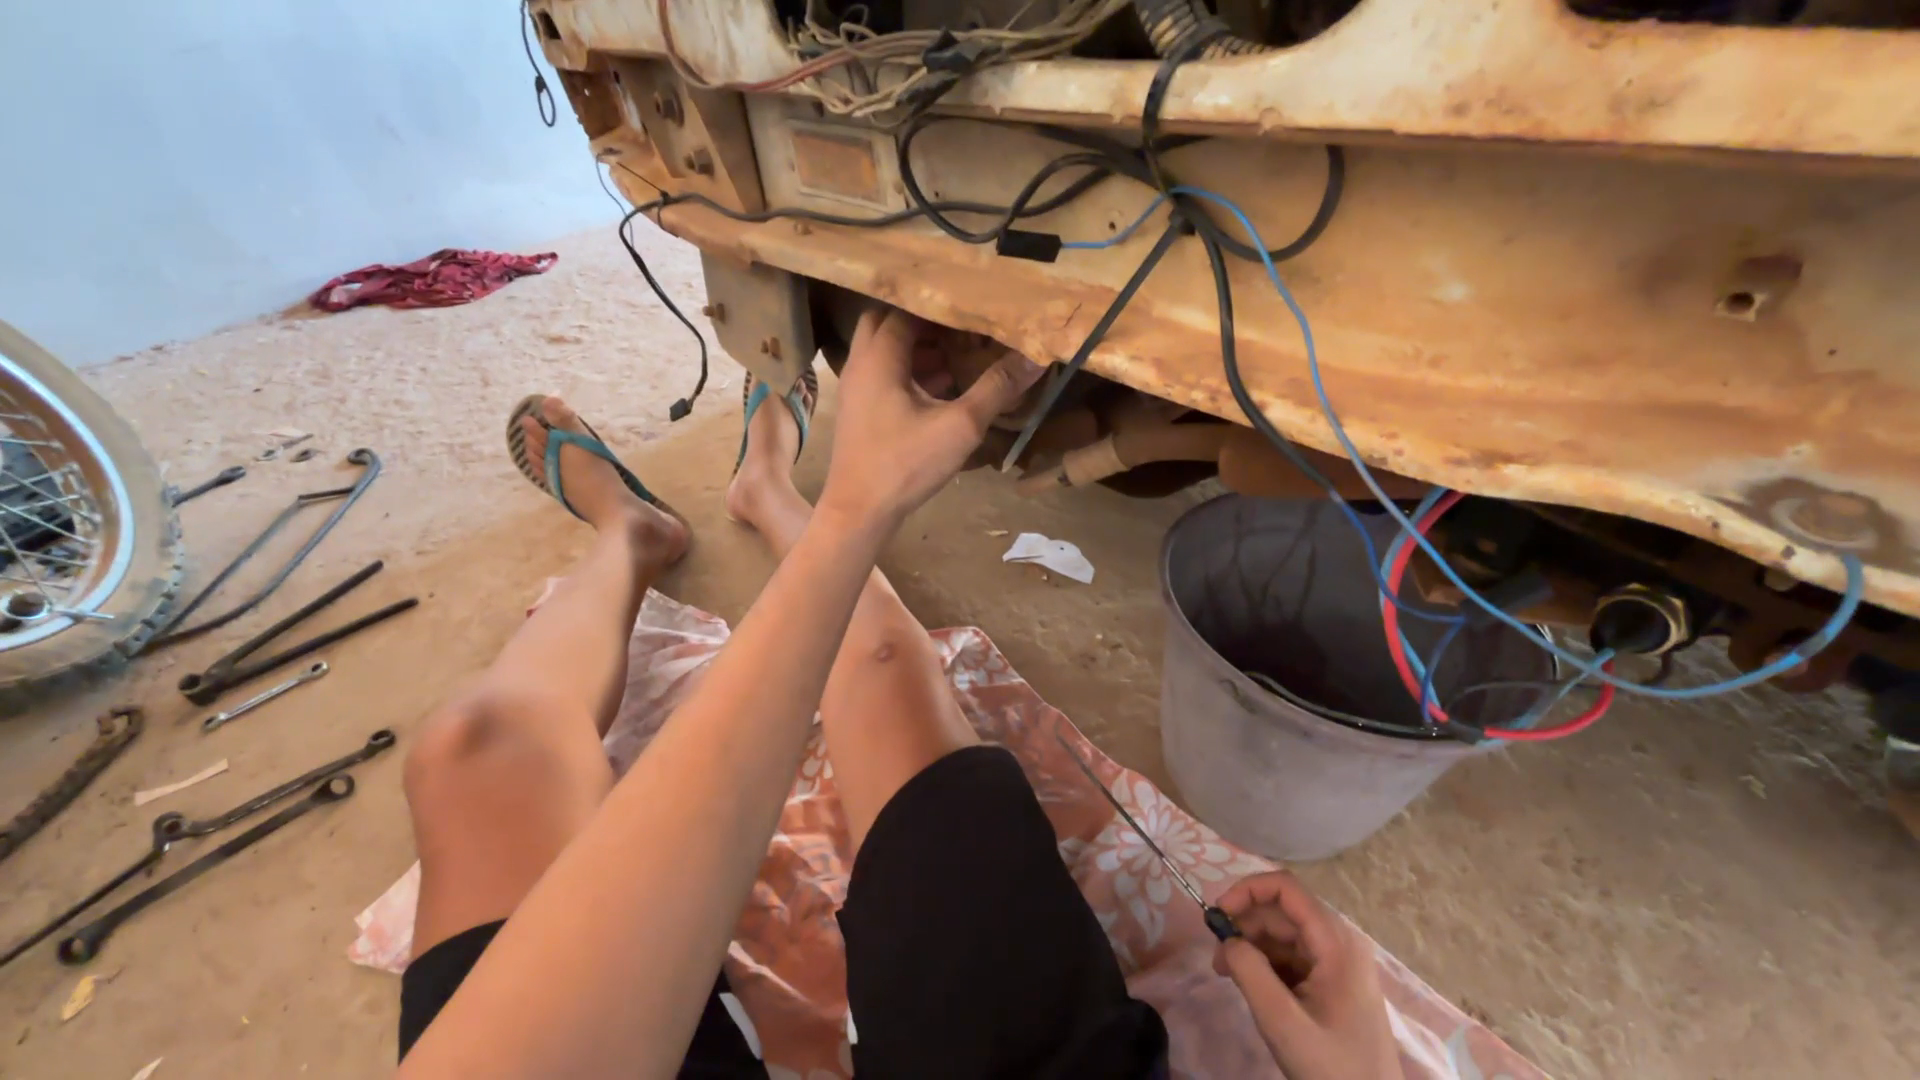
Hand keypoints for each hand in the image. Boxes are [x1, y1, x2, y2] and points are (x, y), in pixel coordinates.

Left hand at [818, 306, 1042, 526]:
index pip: (907, 307)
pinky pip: (884, 375)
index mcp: (879, 357)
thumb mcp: (960, 426)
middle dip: (925, 322)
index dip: (941, 305)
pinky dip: (910, 371)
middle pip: (889, 322)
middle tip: (962, 328)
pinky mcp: (860, 410)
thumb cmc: (905, 464)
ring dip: (919, 348)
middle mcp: (861, 364)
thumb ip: (997, 388)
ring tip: (960, 353)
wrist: (859, 511)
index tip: (974, 306)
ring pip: (885, 350)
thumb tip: (1036, 357)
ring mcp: (856, 388)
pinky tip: (943, 388)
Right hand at [1214, 871, 1401, 1079]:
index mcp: (1337, 943)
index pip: (1285, 888)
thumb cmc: (1333, 1071)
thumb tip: (1227, 940)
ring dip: (1251, 946)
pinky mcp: (1332, 984)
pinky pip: (1291, 957)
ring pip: (1282, 934)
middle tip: (1218, 961)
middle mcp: (1340, 943)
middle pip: (1281, 911)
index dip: (1246, 891)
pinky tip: (1251, 989)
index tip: (1217, 917)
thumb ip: (1249, 971)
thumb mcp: (1283, 1023)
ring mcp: (1338, 964)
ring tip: (1229, 978)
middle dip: (1243, 926)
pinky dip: (1265, 964)